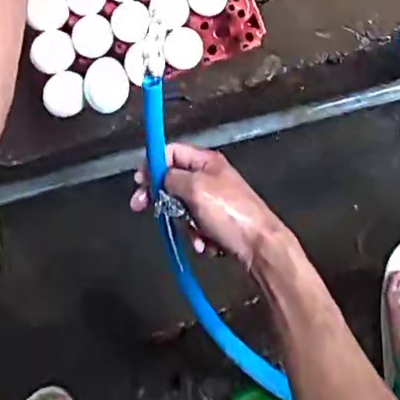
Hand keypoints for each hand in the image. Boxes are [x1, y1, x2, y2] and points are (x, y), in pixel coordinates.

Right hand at [130, 143, 291, 270]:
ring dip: (184, 224)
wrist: (260, 246)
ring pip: (183, 208)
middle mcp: (210, 177)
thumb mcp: (194, 188)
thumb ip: (171, 177)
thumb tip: (157, 173)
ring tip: (195, 234)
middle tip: (141, 207)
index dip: (153, 164)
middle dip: (161, 197)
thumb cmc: (228, 212)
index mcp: (206, 161)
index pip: (171, 152)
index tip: (138, 181)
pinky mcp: (220, 223)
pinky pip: (197, 226)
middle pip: (174, 181)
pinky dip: (198, 236)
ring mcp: (216, 201)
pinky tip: (206, 245)